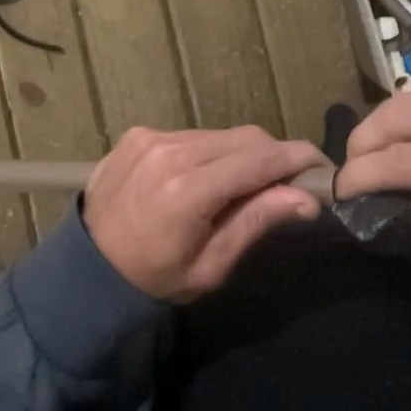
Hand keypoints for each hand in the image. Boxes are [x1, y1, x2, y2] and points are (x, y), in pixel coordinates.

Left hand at [85, 126, 328, 300]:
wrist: (86, 268)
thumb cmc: (153, 277)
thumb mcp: (210, 266)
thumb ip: (256, 222)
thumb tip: (307, 197)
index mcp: (188, 190)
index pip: (260, 159)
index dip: (298, 158)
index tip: (324, 168)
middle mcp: (170, 151)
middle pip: (246, 138)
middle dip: (275, 155)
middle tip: (290, 181)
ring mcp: (151, 137)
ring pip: (220, 133)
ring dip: (242, 153)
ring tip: (244, 184)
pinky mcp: (138, 133)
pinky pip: (192, 134)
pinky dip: (210, 151)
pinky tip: (205, 177)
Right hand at [333, 72, 410, 271]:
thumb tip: (379, 194)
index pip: (406, 159)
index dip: (363, 172)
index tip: (341, 188)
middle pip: (401, 115)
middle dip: (364, 141)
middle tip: (351, 166)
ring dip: (382, 121)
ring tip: (371, 148)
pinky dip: (410, 106)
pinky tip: (405, 129)